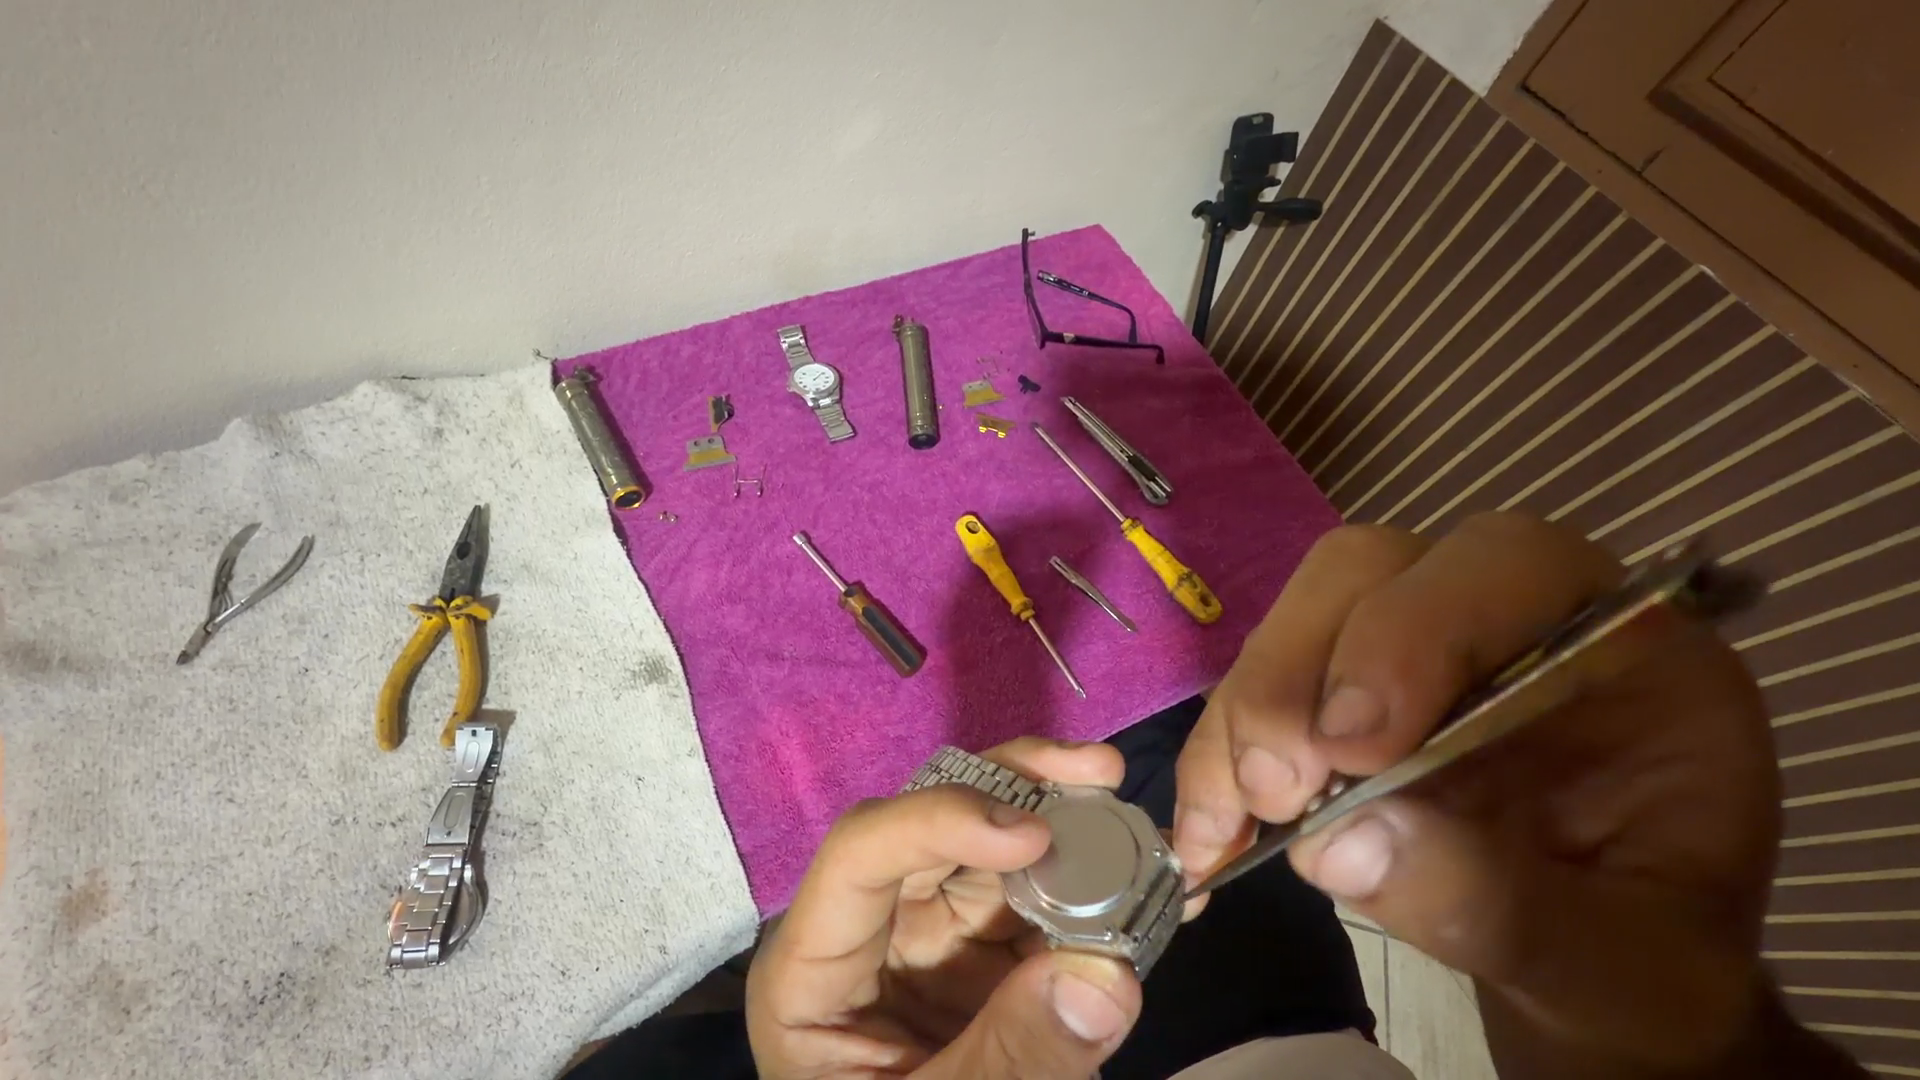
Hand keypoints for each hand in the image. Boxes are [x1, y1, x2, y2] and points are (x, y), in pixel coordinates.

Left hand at [747, 737, 1142, 1078]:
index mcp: (817, 966)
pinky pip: (1041, 901)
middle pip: (936, 826)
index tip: (1033, 834)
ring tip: (1140, 823)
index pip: (861, 852)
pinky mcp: (988, 954)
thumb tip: (1108, 975)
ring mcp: (934, 934)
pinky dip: (1096, 888)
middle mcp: (874, 926)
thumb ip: (1012, 1062)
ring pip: (996, 850)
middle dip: (1019, 790)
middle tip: (1101, 773)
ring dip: (1069, 828)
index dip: (941, 820)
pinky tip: (1154, 881)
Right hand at [1172, 514, 1780, 1075]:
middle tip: (1276, 790)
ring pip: (1290, 622)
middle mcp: (1484, 611)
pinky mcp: (1323, 685)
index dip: (1410, 633)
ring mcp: (1389, 641)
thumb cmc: (1642, 945)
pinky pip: (1250, 690)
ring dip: (1243, 715)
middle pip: (1359, 573)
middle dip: (1297, 672)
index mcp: (1604, 637)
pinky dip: (1214, 757)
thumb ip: (1502, 904)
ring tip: (1231, 821)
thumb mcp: (1621, 963)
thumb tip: (1337, 844)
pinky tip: (1208, 832)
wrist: (1587, 957)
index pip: (1499, 566)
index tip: (1353, 750)